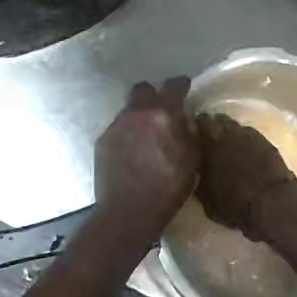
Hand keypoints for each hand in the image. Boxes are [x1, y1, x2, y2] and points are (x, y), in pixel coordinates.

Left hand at [93, 78, 198, 232]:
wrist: (127, 212)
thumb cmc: (167, 188)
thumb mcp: (193, 162)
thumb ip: (191, 134)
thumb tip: (187, 120)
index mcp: (164, 114)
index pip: (174, 85)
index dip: (181, 85)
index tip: (185, 89)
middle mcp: (138, 112)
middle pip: (144, 88)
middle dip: (153, 95)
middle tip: (161, 111)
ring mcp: (117, 125)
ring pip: (129, 109)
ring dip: (139, 117)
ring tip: (146, 137)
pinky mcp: (102, 139)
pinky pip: (118, 128)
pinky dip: (126, 134)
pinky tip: (131, 152)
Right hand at [195, 113, 296, 240]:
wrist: (271, 203)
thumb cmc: (234, 204)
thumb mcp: (206, 197)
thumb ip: (199, 176)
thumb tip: (195, 168)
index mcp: (208, 143)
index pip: (197, 124)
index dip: (193, 128)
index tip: (190, 135)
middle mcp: (227, 132)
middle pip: (216, 120)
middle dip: (212, 126)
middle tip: (208, 137)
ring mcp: (248, 134)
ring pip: (233, 125)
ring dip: (228, 130)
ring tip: (226, 142)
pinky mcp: (265, 140)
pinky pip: (249, 133)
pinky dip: (244, 138)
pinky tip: (244, 148)